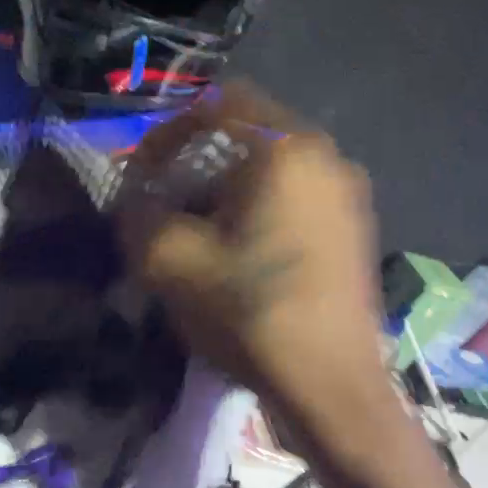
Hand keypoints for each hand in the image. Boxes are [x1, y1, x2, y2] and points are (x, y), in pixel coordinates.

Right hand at [120, 82, 390, 444]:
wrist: (327, 385)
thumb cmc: (246, 310)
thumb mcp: (167, 259)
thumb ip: (138, 211)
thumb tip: (136, 196)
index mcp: (285, 150)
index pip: (219, 103)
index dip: (169, 130)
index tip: (142, 171)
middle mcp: (325, 157)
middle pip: (247, 131)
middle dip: (194, 159)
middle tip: (162, 199)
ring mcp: (347, 193)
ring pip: (270, 165)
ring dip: (223, 184)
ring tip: (193, 228)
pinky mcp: (352, 228)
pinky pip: (293, 193)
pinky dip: (255, 204)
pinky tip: (234, 249)